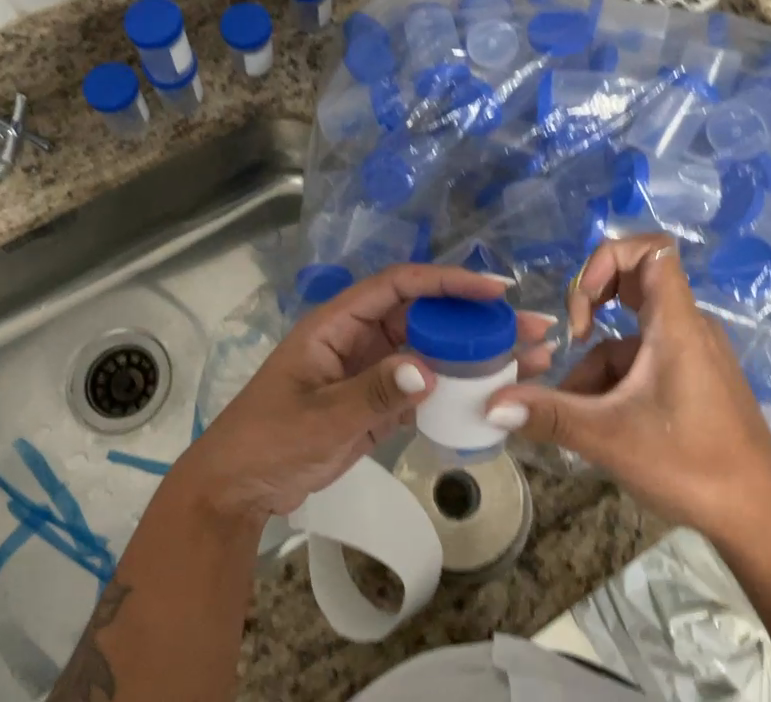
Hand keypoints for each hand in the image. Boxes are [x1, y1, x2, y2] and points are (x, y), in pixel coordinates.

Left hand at [176, 264, 554, 522]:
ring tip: (529, 356)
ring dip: (475, 353)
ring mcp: (370, 372)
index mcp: (336, 325)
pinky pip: (424, 387)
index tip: (492, 289)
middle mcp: (358, 339)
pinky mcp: (378, 404)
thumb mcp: (320, 417)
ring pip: (431, 350)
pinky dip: (457, 388)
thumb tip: (428, 369)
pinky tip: (495, 391)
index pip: (397, 287)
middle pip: (424, 316)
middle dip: (476, 318)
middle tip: (530, 326)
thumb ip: (373, 394)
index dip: (445, 281)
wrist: (239, 487)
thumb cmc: (268, 440)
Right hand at [485, 234, 770, 538]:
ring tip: (576, 415)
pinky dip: (616, 383)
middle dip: (592, 308)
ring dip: (596, 365)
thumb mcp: (608, 437)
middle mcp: (689, 329)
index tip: (584, 308)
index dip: (606, 260)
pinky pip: (645, 362)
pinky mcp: (697, 381)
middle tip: (571, 339)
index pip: (652, 249)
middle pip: (635, 286)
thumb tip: (491, 406)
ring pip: (631, 337)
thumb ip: (547, 415)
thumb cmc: (690, 466)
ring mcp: (695, 355)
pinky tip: (601, 426)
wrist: (761, 520)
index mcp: (677, 325)